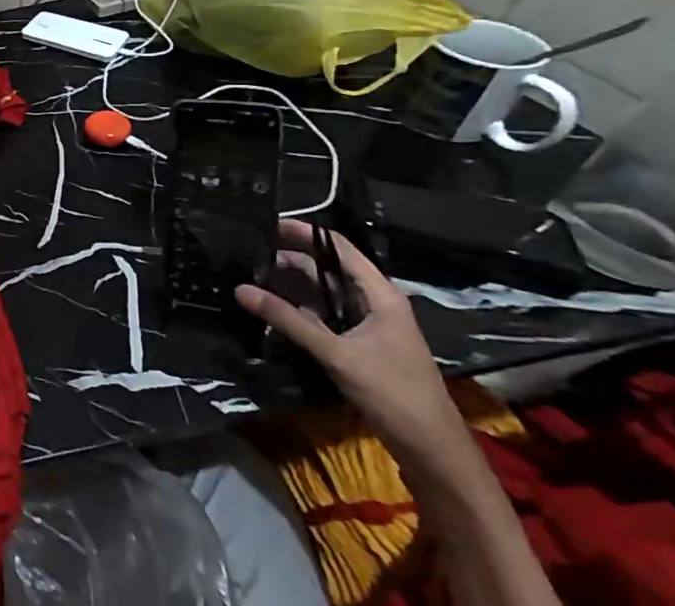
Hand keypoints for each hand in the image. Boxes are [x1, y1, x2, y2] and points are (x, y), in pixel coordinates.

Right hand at [236, 221, 467, 460]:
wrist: (431, 449)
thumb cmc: (392, 393)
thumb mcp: (337, 354)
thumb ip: (289, 321)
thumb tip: (243, 290)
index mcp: (380, 294)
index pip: (339, 248)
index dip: (305, 233)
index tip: (269, 226)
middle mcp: (376, 303)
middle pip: (331, 270)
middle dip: (294, 260)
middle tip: (253, 257)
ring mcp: (371, 326)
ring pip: (328, 296)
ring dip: (297, 288)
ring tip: (257, 280)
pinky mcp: (364, 348)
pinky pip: (330, 319)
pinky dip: (305, 312)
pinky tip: (279, 315)